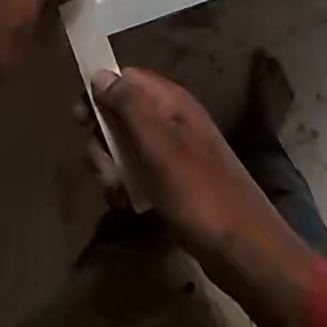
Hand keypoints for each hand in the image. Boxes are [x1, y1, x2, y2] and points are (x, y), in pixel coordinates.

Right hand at [89, 68, 326, 326]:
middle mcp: (170, 118)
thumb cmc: (199, 193)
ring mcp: (172, 150)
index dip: (99, 93)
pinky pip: (137, 170)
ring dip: (111, 167)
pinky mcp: (172, 179)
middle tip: (105, 169)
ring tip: (118, 193)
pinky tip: (128, 204)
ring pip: (124, 145)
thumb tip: (100, 73)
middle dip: (103, 140)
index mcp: (171, 101)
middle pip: (119, 113)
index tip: (81, 119)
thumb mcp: (159, 145)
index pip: (124, 77)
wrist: (245, 252)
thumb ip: (129, 105)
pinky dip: (126, 184)